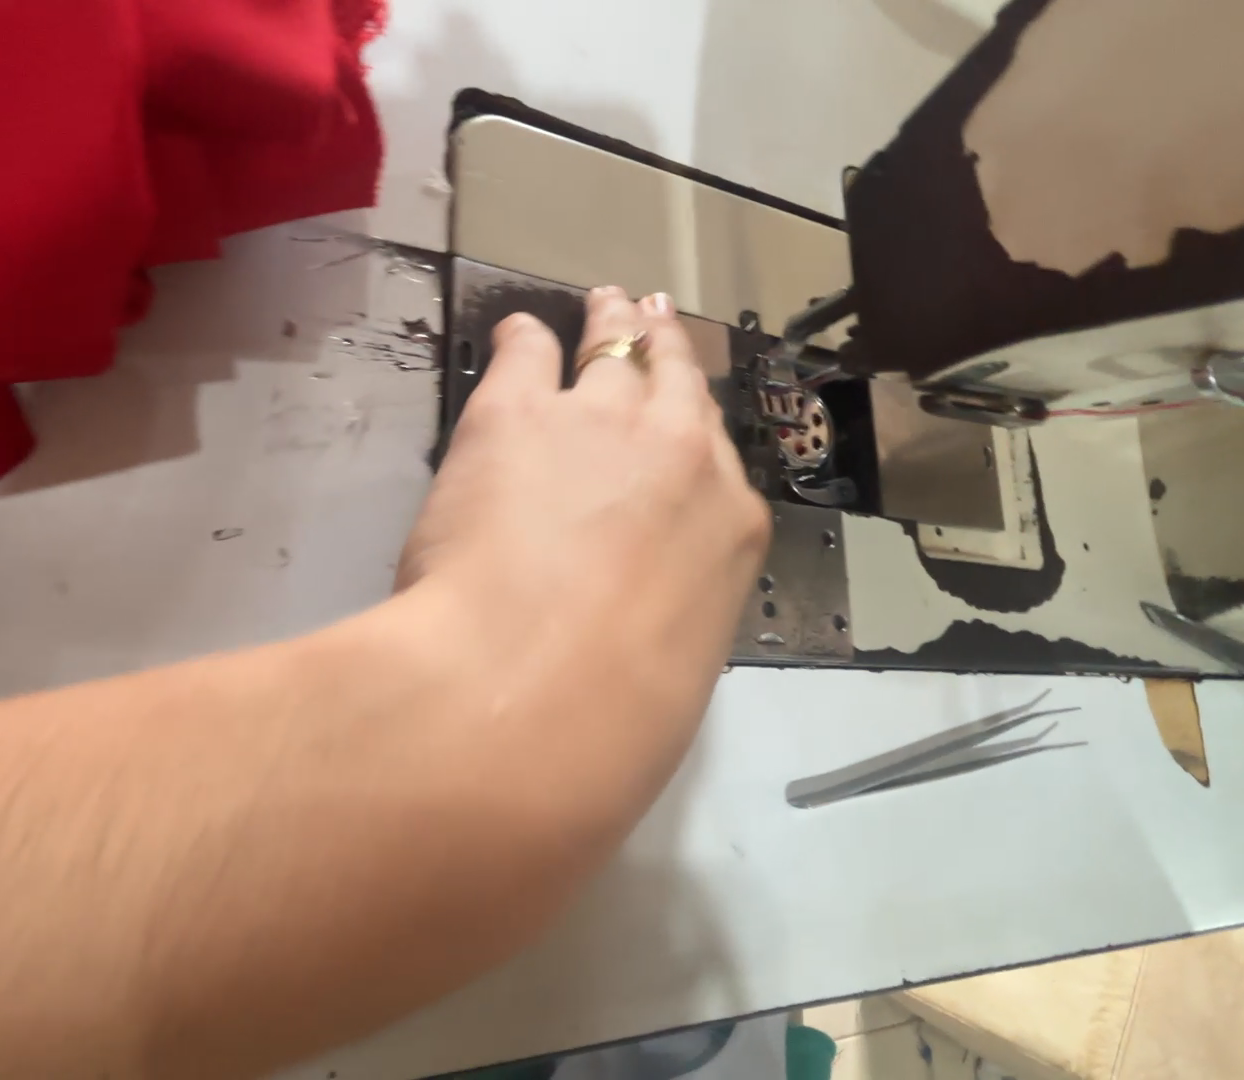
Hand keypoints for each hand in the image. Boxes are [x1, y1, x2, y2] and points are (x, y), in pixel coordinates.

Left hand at [396, 287, 770, 806]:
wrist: (531, 690)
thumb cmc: (612, 718)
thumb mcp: (671, 671)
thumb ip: (664, 618)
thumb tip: (637, 619)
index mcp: (728, 530)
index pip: (714, 462)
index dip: (693, 432)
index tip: (680, 419)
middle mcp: (679, 456)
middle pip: (676, 383)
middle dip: (664, 350)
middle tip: (652, 316)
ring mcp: (599, 423)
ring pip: (613, 351)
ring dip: (609, 324)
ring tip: (605, 302)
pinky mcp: (516, 413)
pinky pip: (528, 351)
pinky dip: (526, 340)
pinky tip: (521, 331)